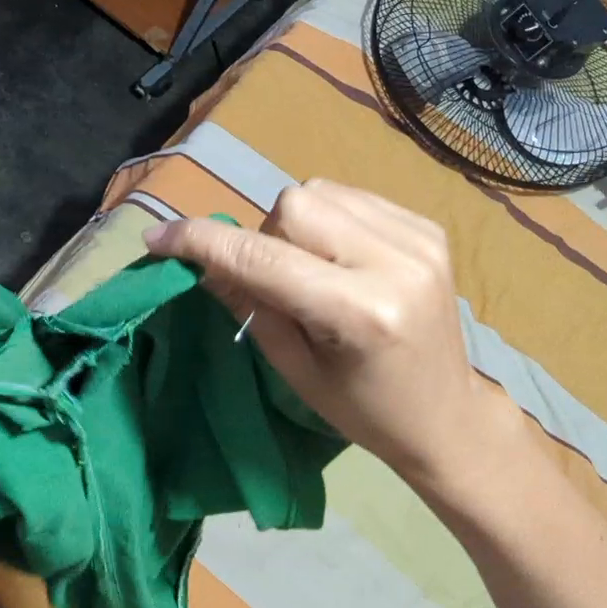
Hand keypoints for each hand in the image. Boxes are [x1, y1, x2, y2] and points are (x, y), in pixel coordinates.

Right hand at [144, 179, 513, 486]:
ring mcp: (419, 240)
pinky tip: (342, 256)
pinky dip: (327, 217)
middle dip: (266, 236)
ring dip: (295, 224)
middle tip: (276, 279)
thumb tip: (197, 256)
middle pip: (292, 204)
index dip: (202, 241)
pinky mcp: (429, 227)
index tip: (157, 238)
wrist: (449, 416)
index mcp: (360, 312)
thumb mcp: (292, 365)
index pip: (262, 257)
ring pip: (317, 191)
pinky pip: (348, 194)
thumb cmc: (363, 407)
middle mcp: (395, 264)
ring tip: (313, 266)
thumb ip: (245, 300)